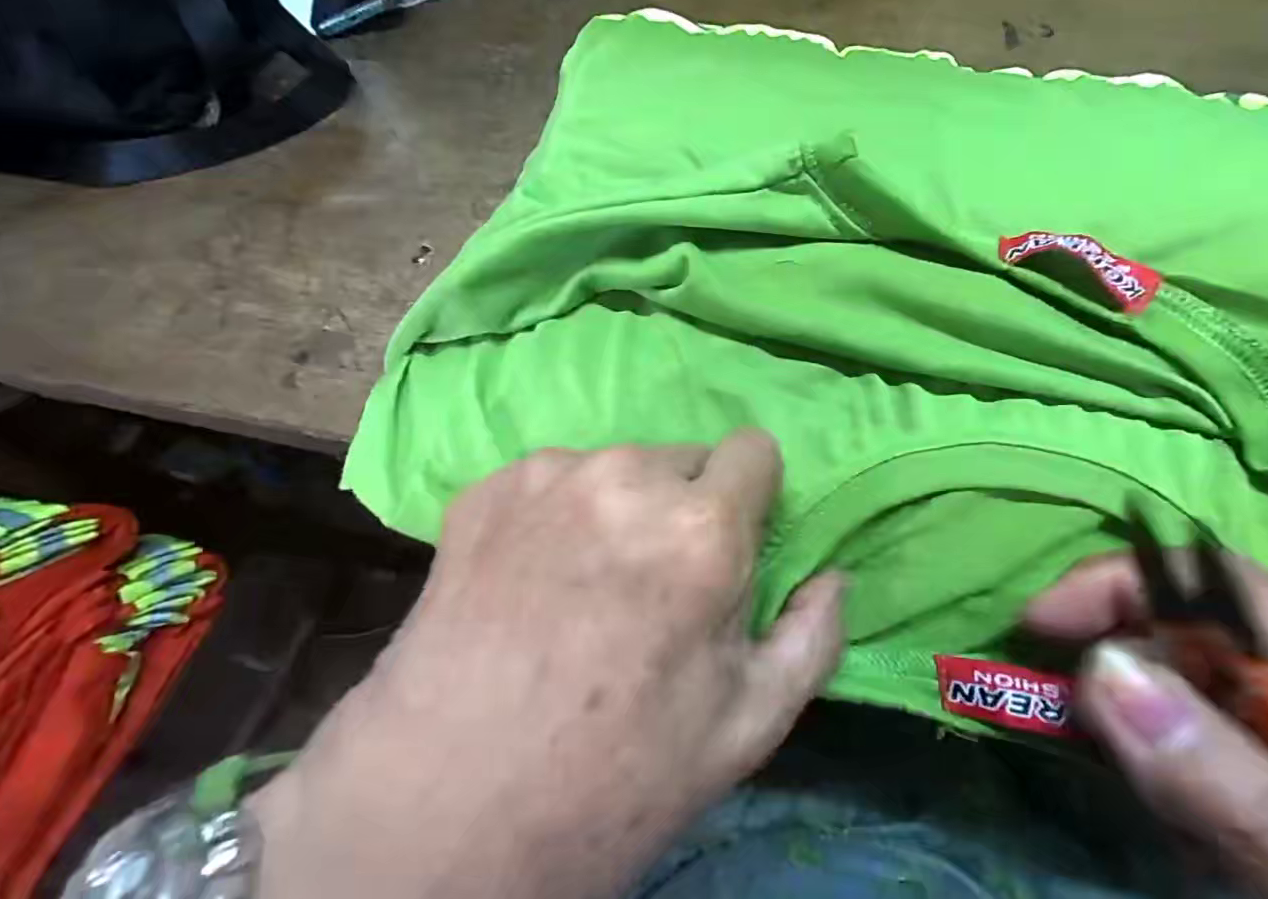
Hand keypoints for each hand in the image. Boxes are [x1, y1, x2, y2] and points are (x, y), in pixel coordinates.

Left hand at [248, 431, 845, 898]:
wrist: (431, 817)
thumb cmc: (612, 776)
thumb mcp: (748, 728)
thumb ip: (816, 637)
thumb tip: (835, 575)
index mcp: (702, 529)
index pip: (756, 449)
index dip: (752, 498)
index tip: (732, 548)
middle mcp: (628, 478)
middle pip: (690, 458)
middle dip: (690, 506)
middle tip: (657, 583)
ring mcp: (549, 476)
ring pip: (624, 466)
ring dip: (627, 508)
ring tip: (591, 584)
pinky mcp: (486, 489)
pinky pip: (560, 478)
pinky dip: (564, 512)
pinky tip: (536, 578)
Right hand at [1024, 552, 1267, 898]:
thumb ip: (1237, 800)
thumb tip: (1102, 670)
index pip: (1250, 598)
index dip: (1130, 588)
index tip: (1037, 622)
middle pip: (1228, 640)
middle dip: (1133, 666)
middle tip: (1063, 726)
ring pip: (1221, 692)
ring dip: (1152, 727)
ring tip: (1134, 794)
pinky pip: (1239, 745)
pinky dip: (1184, 768)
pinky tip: (1179, 816)